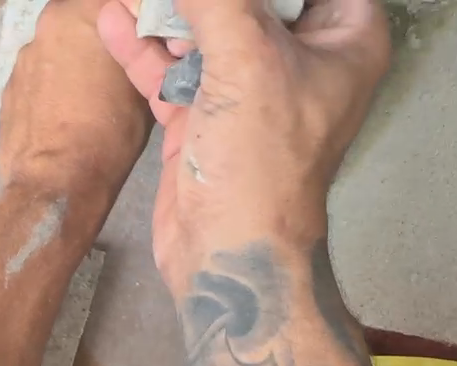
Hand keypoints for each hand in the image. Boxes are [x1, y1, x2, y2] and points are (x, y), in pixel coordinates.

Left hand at [0, 0, 154, 219]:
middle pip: (76, 20)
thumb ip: (136, 45)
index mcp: (84, 9)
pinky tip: (59, 120)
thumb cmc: (109, 131)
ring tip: (83, 102)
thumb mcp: (142, 80)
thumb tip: (137, 38)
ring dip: (67, 67)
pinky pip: (33, 85)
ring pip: (52, 53)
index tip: (132, 36)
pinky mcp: (4, 96)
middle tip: (109, 70)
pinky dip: (47, 95)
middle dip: (92, 39)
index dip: (122, 16)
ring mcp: (20, 62)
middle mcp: (47, 26)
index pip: (110, 2)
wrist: (54, 184)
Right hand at [98, 0, 389, 293]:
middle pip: (248, 3)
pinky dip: (145, 51)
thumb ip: (217, 3)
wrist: (226, 249)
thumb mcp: (246, 61)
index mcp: (342, 35)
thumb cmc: (258, 157)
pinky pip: (172, 75)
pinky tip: (114, 23)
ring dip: (165, 13)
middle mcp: (296, 60)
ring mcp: (243, 94)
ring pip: (203, 36)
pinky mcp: (200, 124)